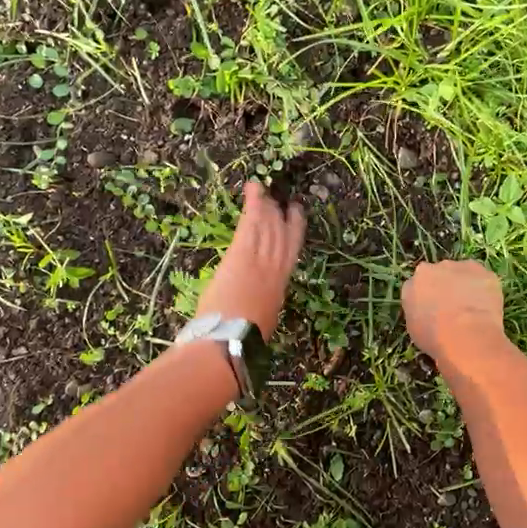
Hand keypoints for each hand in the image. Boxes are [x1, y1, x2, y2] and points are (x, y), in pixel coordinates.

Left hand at [196, 182, 306, 338]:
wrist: (230, 339)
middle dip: (281, 214)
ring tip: (263, 188)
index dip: (294, 231)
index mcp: (279, 286)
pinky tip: (252, 191)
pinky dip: (252, 205)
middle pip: (280, 235)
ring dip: (265, 205)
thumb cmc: (242, 338)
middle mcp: (273, 268)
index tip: (296, 216)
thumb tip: (260, 301)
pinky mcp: (240, 254)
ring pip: (265, 226)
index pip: (290, 252)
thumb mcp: (261, 320)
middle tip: (282, 197)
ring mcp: (258, 259)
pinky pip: (249, 224)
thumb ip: (263, 303)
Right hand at [402, 260, 506, 361]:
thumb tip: (427, 309)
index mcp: (414, 283)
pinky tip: (487, 308)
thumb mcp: (414, 328)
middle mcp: (435, 268)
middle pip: (440, 273)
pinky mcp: (484, 272)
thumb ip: (417, 310)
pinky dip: (485, 290)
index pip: (418, 285)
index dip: (427, 297)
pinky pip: (483, 279)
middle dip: (446, 286)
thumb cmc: (435, 338)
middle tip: (454, 307)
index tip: (434, 309)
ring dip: (466, 285)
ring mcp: (461, 267)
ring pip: (463, 273)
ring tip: (473, 309)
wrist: (467, 335)